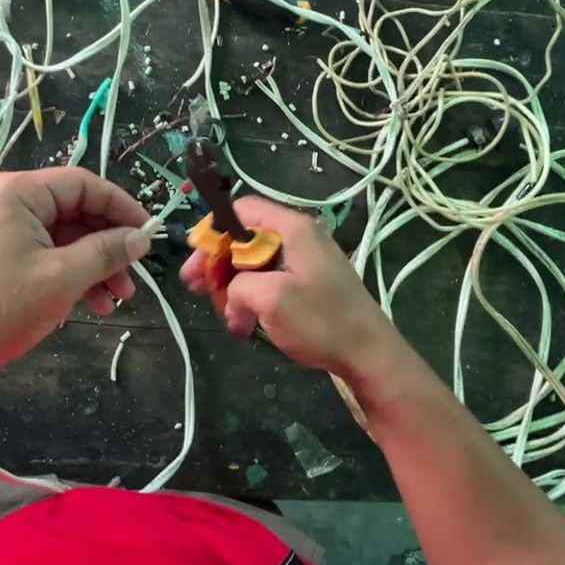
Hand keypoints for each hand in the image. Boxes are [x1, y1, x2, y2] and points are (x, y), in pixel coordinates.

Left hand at [0, 168, 151, 377]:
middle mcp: (9, 202)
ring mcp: (3, 229)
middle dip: (109, 245)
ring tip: (118, 298)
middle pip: (75, 211)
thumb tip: (141, 238)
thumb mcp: (62, 277)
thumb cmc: (1, 306)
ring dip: (95, 265)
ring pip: (65, 237)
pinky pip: (48, 254)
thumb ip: (106, 252)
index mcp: (18, 192)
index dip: (120, 206)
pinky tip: (94, 304)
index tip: (148, 233)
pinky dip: (73, 275)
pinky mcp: (1, 255)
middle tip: (134, 274)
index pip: (83, 184)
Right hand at [180, 197, 405, 377]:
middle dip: (218, 263)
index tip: (196, 258)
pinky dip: (251, 297)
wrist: (369, 354)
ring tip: (227, 317)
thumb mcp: (271, 299)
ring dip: (233, 287)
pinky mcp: (307, 282)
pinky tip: (243, 323)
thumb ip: (239, 283)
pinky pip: (268, 280)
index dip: (214, 230)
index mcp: (292, 228)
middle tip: (195, 288)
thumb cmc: (322, 321)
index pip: (242, 210)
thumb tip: (233, 290)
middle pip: (244, 237)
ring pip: (253, 262)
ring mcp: (304, 260)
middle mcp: (298, 236)